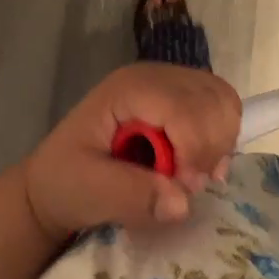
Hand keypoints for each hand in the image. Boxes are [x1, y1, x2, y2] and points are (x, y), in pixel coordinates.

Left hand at [21, 63, 240, 237]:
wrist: (55, 183)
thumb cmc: (66, 182)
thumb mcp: (88, 192)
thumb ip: (132, 195)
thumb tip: (184, 203)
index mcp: (129, 89)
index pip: (184, 106)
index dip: (195, 148)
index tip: (186, 189)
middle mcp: (155, 76)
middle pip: (212, 98)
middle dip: (211, 147)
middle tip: (189, 185)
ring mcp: (170, 83)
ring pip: (223, 100)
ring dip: (220, 142)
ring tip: (195, 175)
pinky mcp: (181, 98)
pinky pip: (220, 108)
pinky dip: (221, 137)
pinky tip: (200, 164)